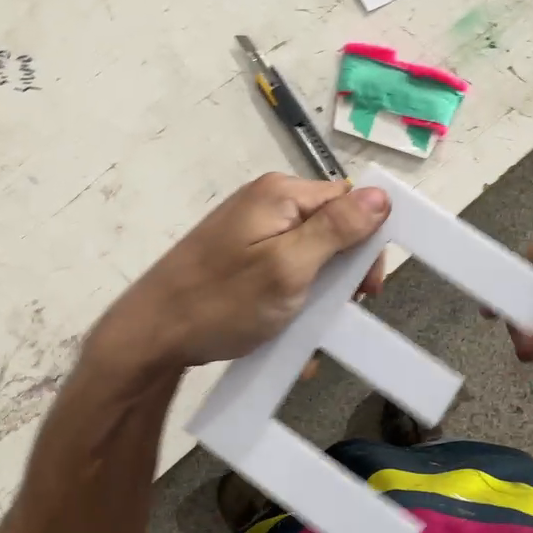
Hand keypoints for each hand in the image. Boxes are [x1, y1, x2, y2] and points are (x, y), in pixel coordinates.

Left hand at [86, 173, 389, 376]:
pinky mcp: (238, 258)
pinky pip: (283, 272)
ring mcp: (249, 231)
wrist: (150, 338)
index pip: (349, 201)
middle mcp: (265, 203)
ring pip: (309, 256)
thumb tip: (382, 194)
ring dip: (318, 295)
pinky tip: (288, 330)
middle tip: (335, 313)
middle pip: (331, 228)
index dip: (366, 242)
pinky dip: (293, 300)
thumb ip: (336, 230)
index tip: (365, 288)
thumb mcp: (288, 268)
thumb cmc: (220, 303)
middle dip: (341, 273)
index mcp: (279, 194)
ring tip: (308, 330)